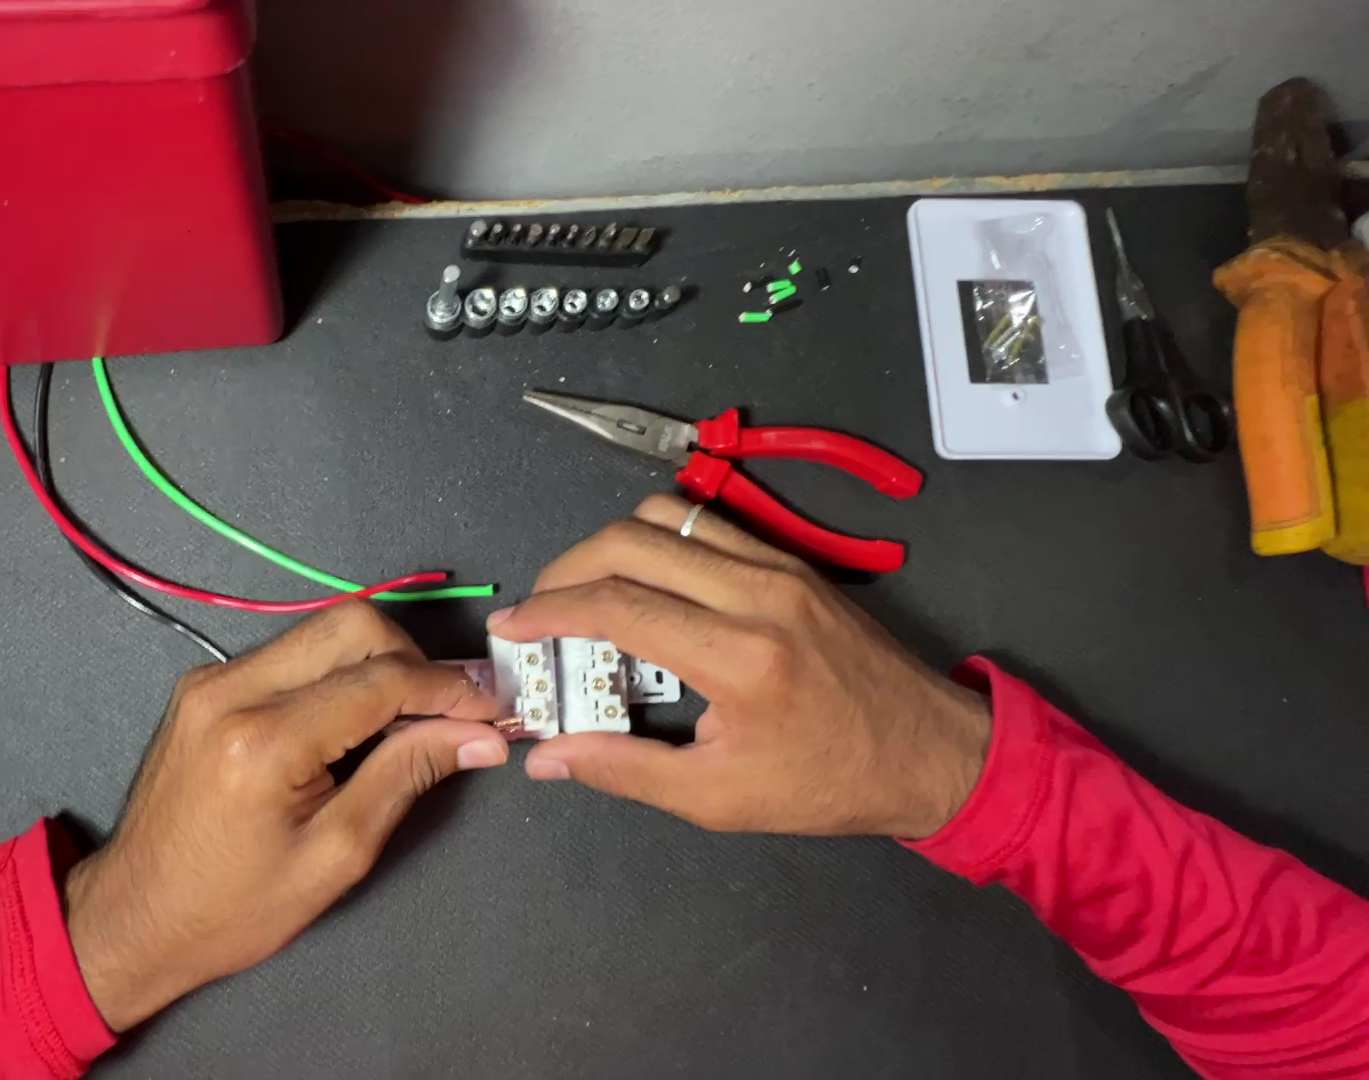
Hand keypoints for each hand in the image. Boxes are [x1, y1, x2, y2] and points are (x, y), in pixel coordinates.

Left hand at [63, 601, 504, 1030]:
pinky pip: (292, 650)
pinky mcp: (206, 681)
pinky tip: (354, 713)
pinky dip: (338, 669)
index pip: (380, 680)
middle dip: (413, 656)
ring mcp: (213, 677)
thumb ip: (407, 777)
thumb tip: (478, 734)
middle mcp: (233, 687)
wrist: (131, 916)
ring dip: (377, 659)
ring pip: (323, 629)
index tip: (488, 706)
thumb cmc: (235, 907)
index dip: (447, 687)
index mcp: (264, 740)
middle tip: (444, 708)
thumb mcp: (336, 856)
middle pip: (352, 624)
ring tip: (407, 711)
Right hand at [491, 494, 991, 839]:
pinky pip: (700, 520)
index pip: (617, 605)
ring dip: (606, 545)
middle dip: (564, 568)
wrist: (936, 751)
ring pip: (662, 515)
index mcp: (739, 658)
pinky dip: (652, 536)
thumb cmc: (826, 782)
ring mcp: (775, 565)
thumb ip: (622, 770)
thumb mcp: (718, 798)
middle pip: (629, 542)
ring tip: (584, 589)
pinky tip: (640, 574)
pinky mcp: (786, 558)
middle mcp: (755, 593)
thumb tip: (545, 758)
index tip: (512, 625)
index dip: (549, 610)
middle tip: (540, 607)